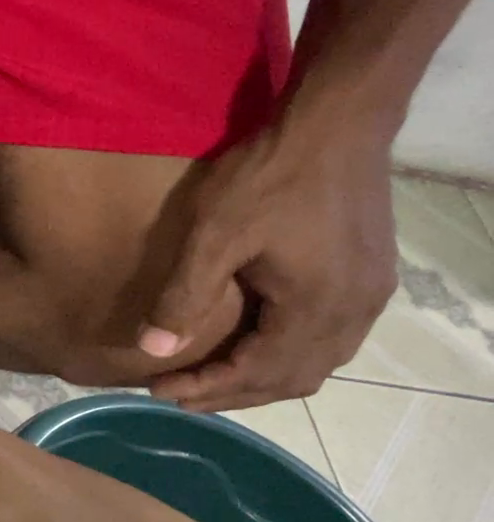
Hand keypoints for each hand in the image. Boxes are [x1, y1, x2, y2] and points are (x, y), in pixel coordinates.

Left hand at [139, 117, 397, 411]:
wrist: (334, 126)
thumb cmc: (265, 179)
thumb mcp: (212, 238)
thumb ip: (184, 297)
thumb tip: (153, 350)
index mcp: (318, 307)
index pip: (260, 373)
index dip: (208, 389)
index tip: (158, 392)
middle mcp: (355, 311)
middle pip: (292, 378)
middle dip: (231, 393)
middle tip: (174, 394)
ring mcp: (368, 294)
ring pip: (315, 362)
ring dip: (258, 378)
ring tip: (204, 381)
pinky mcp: (366, 276)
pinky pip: (327, 338)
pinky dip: (283, 355)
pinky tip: (247, 348)